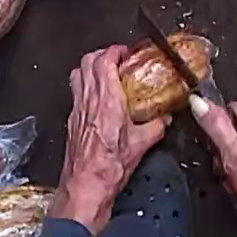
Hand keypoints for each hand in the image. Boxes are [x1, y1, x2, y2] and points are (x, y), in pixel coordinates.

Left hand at [54, 45, 169, 231]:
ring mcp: (77, 108)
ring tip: (105, 72)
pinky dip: (85, 85)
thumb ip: (156, 126)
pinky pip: (75, 92)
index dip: (115, 51)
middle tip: (116, 58)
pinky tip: (97, 97)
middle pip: (87, 61)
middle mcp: (88, 99)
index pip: (104, 60)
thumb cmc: (108, 167)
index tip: (125, 52)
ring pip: (77, 74)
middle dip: (102, 54)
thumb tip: (164, 118)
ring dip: (90, 67)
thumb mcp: (142, 144)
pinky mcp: (72, 120)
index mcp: (107, 99)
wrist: (86, 186)